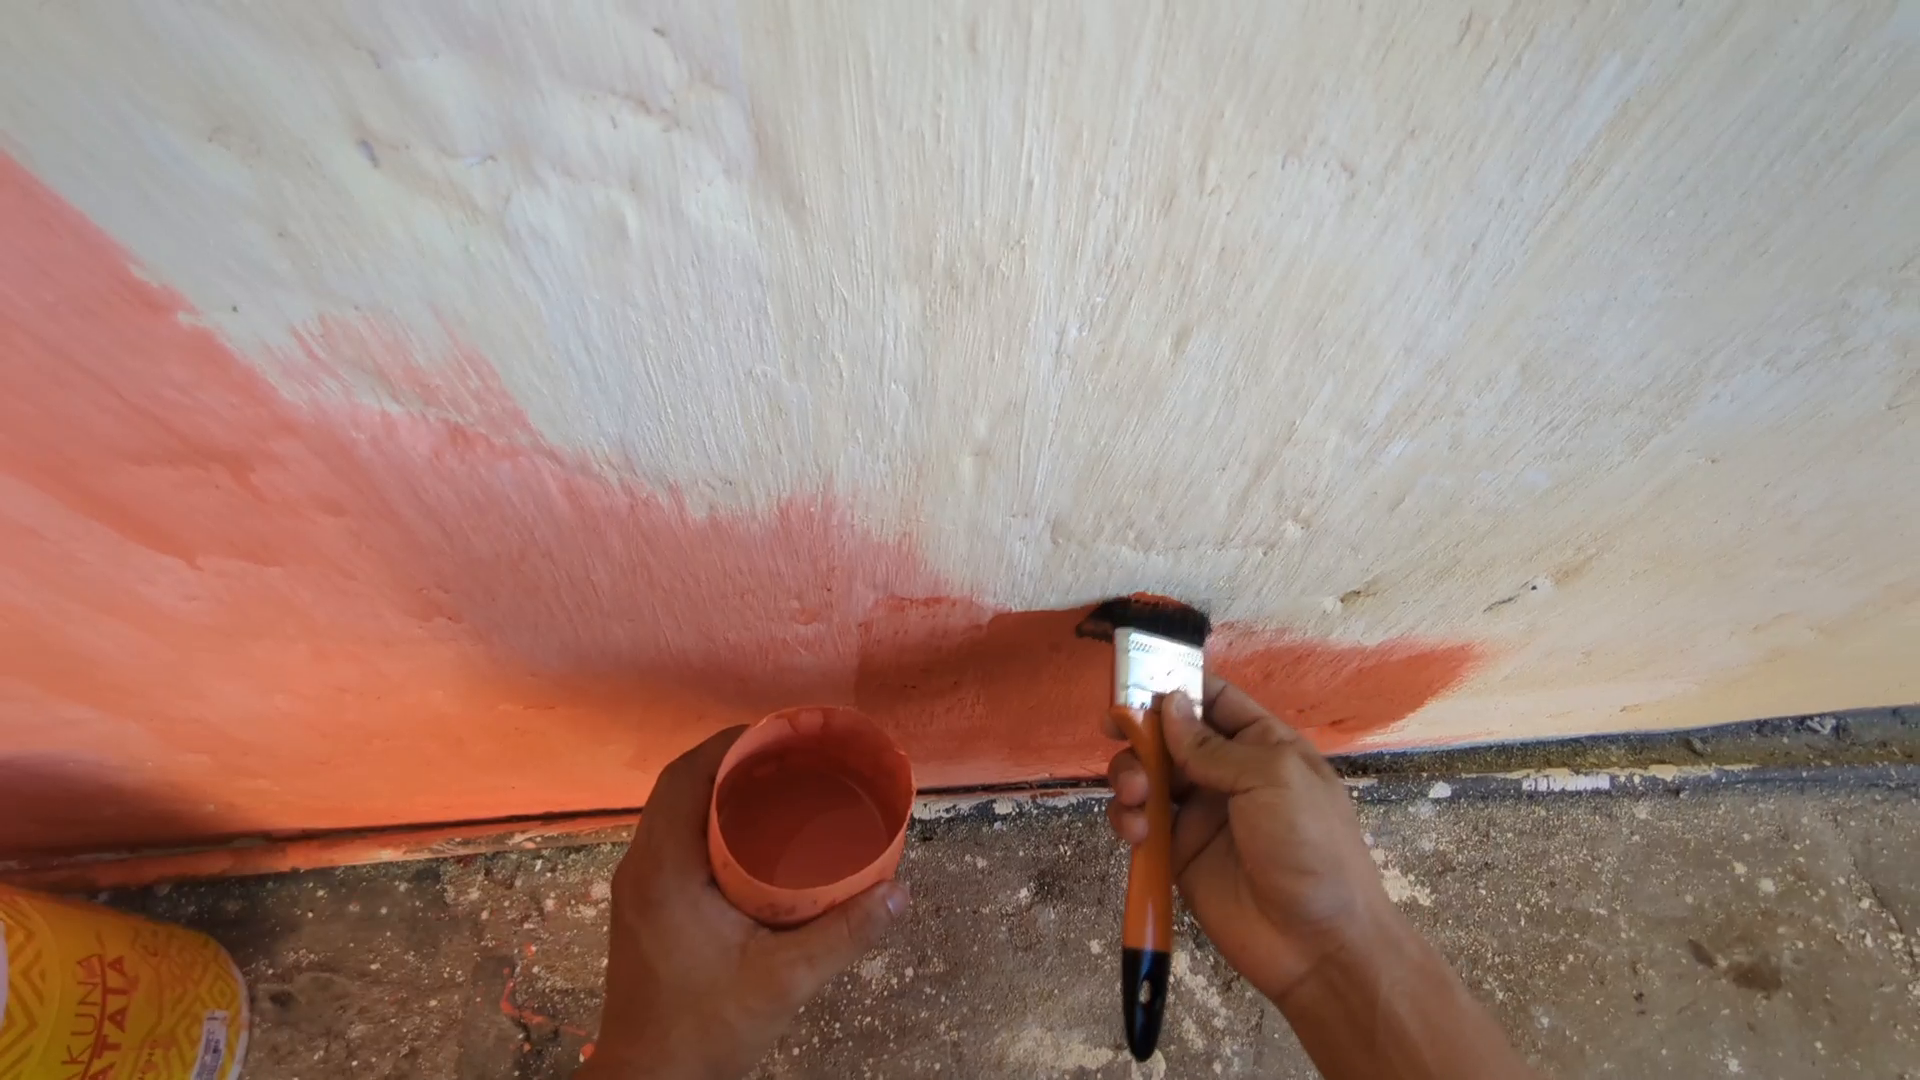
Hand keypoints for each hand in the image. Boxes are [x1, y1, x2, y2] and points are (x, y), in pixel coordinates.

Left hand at [579, 728, 910, 1079]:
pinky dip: (709, 816)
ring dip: (718, 785)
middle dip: (731, 758)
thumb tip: (901, 892)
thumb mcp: (783, 981)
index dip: (728, 743)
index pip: (684, 777)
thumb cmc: (705, 1028)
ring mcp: (639, 885)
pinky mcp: (645, 902)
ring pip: (674, 809)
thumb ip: (843, 934)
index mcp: (664, 869)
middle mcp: (642, 866)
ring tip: (777, 782)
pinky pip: (675, 834)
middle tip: (790, 756)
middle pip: (680, 784)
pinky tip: (751, 832)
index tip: (779, 733)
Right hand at [1106, 676, 1392, 1002]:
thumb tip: (1169, 703)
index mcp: (1259, 744)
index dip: (1174, 684)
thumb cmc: (1310, 847)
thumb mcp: (1272, 781)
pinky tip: (1137, 832)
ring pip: (1146, 772)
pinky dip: (1127, 817)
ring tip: (1137, 795)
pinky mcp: (1175, 849)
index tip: (1135, 682)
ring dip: (1130, 773)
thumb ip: (1213, 745)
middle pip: (1167, 732)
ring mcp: (1197, 810)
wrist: (1318, 948)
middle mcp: (1225, 770)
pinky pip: (1139, 819)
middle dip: (1139, 730)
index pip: (1211, 697)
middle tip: (1113, 728)